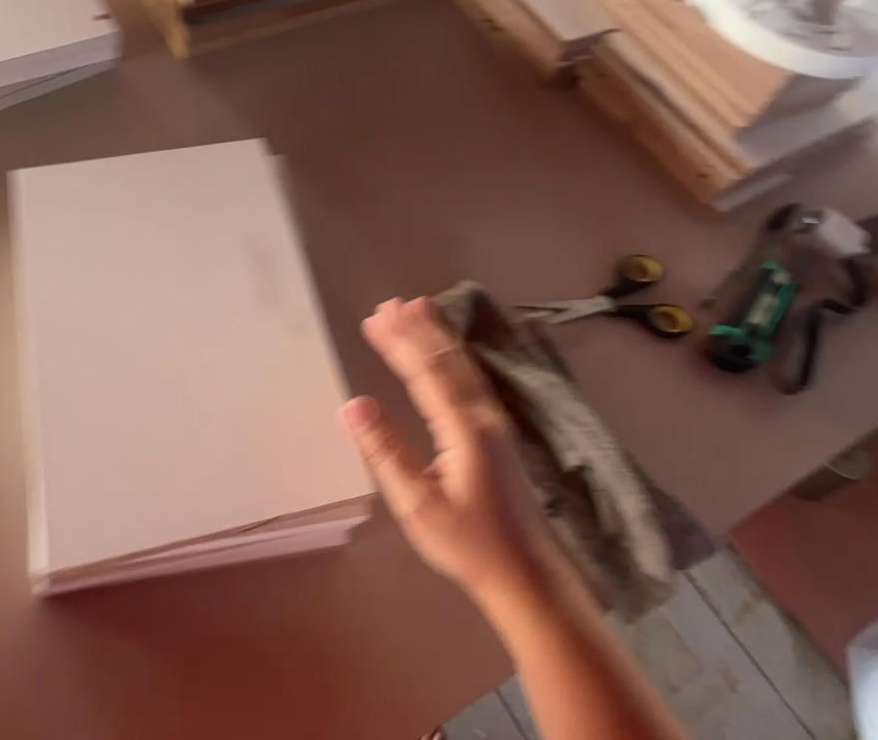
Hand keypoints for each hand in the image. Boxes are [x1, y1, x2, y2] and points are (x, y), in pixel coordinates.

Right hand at [343, 298, 561, 601]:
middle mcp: (483, 415)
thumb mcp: (418, 505)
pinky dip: (451, 354)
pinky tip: (444, 350)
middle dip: (417, 329)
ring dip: (437, 335)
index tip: (375, 318)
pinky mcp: (497, 431)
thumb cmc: (468, 543)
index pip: (426, 372)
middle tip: (388, 304)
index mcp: (464, 429)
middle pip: (448, 359)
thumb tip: (352, 405)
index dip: (400, 342)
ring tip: (416, 308)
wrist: (526, 573)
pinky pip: (471, 377)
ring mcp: (494, 421)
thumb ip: (386, 452)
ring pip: (463, 365)